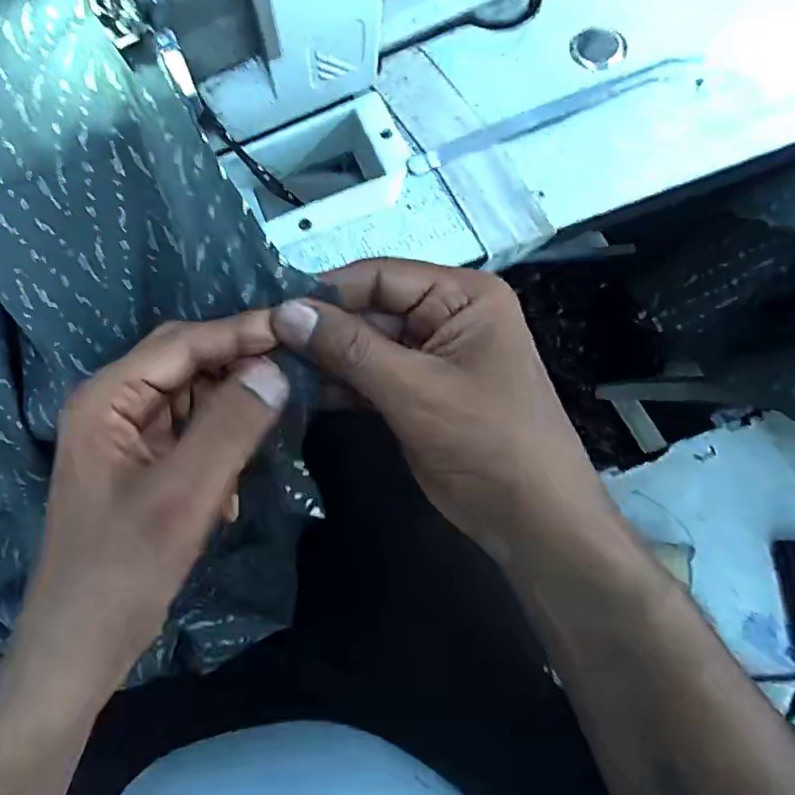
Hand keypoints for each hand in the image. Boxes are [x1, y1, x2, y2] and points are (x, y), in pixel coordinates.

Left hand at [19, 315, 289, 696]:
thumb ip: (230, 426)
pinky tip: (235, 482)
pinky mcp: (138, 466)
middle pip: (184, 363)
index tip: (294, 328)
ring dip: (230, 409)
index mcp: (105, 399)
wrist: (78, 649)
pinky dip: (218, 443)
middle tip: (293, 370)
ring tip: (269, 426)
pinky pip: (188, 433)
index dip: (239, 332)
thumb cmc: (124, 570)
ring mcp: (123, 437)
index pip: (181, 343)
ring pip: (191, 397)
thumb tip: (274, 368)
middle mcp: (110, 406)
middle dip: (236, 366)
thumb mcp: (185, 494)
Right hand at [271, 259, 612, 564]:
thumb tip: (286, 312)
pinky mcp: (417, 394)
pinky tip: (296, 391)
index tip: (272, 308)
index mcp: (462, 296)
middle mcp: (446, 317)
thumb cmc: (487, 440)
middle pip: (370, 310)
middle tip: (261, 342)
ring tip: (269, 367)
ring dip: (324, 358)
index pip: (381, 276)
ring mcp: (430, 358)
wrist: (532, 518)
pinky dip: (339, 384)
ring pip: (365, 346)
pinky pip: (370, 377)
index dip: (327, 290)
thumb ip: (349, 348)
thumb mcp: (416, 389)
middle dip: (321, 328)